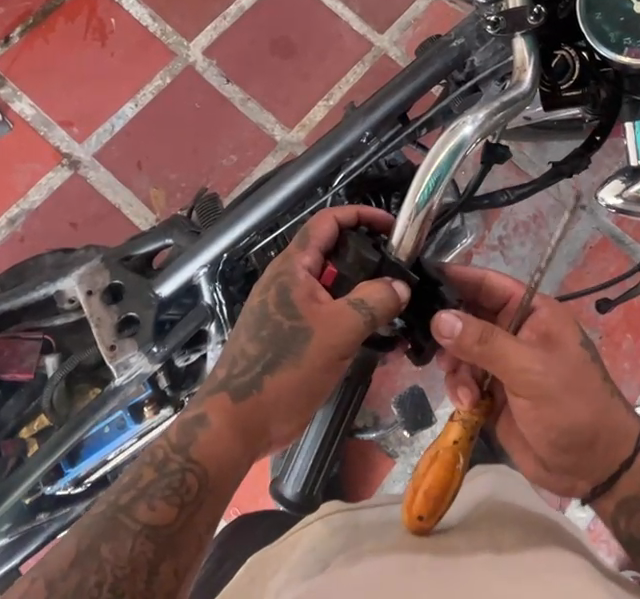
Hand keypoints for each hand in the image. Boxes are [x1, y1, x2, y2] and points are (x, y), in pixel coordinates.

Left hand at [198, 205, 409, 455]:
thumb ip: (374, 302)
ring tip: (398, 307)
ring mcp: (289, 311)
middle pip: (334, 254)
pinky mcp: (292, 338)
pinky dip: (354, 321)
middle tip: (401, 271)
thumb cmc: (285, 368)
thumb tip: (400, 286)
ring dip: (365, 294)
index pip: (328, 221)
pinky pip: (329, 317)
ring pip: (334, 289)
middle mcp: (289, 282)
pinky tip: (380, 340)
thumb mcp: (339, 331)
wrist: (238, 424)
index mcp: (293, 267)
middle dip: (369, 258)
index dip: (361, 215)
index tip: (393, 227)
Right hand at [432, 264, 639, 497]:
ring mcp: (505, 365)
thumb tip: (439, 318)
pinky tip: (469, 405)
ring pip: (461, 352)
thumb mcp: (529, 368)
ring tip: (465, 388)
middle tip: (428, 344)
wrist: (594, 466)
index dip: (457, 278)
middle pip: (469, 317)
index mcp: (533, 313)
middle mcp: (516, 333)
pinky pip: (465, 382)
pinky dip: (461, 390)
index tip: (420, 279)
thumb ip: (483, 342)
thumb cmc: (571, 405)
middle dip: (448, 331)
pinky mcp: (496, 396)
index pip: (489, 284)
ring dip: (455, 368)